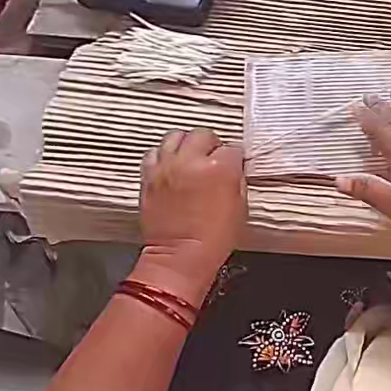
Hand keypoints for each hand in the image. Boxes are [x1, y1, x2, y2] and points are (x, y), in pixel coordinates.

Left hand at [132, 129, 246, 305]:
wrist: (181, 256)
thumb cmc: (212, 238)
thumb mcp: (241, 206)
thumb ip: (236, 179)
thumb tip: (233, 169)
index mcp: (220, 168)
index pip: (232, 148)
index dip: (235, 158)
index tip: (235, 165)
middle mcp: (191, 161)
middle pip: (203, 134)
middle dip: (212, 145)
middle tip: (214, 158)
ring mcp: (167, 167)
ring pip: (176, 136)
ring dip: (187, 144)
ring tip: (192, 157)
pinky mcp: (149, 176)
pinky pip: (155, 152)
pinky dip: (164, 155)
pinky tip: (172, 165)